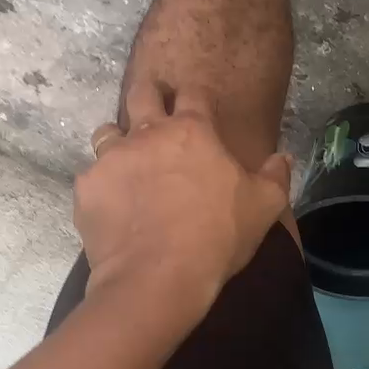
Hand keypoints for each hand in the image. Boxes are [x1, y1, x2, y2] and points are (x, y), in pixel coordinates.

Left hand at [76, 89, 290, 324]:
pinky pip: (93, 176)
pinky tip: (115, 204)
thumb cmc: (219, 233)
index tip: (196, 102)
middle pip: (141, 94)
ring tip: (130, 160)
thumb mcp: (265, 205)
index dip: (194, 94)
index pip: (192, 94)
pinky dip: (105, 183)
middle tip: (154, 103)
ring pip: (107, 132)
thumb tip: (282, 158)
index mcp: (194, 131)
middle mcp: (148, 135)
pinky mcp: (86, 189)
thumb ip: (275, 176)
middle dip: (148, 92)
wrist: (157, 276)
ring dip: (119, 139)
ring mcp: (111, 160)